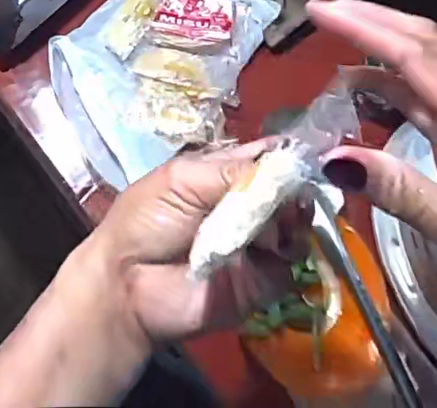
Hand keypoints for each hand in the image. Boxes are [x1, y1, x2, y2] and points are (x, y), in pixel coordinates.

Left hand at [0, 142, 304, 407]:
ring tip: (276, 219)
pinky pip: (292, 265)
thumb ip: (230, 173)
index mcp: (220, 173)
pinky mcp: (265, 282)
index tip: (306, 152)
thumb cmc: (145, 219)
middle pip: (287, 190)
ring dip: (292, 218)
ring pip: (296, 225)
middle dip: (294, 187)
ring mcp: (257, 243)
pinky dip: (288, 254)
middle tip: (292, 191)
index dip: (284, 155)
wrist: (130, 284)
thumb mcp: (181, 182)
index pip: (263, 158)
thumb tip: (282, 162)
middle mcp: (244, 204)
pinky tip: (272, 247)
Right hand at [307, 0, 436, 404]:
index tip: (318, 10)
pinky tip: (357, 91)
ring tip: (333, 36)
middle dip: (375, 21)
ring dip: (377, 48)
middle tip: (322, 8)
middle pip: (427, 49)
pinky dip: (384, 87)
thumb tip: (331, 157)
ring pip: (423, 73)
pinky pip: (421, 105)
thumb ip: (403, 193)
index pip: (417, 60)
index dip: (365, 29)